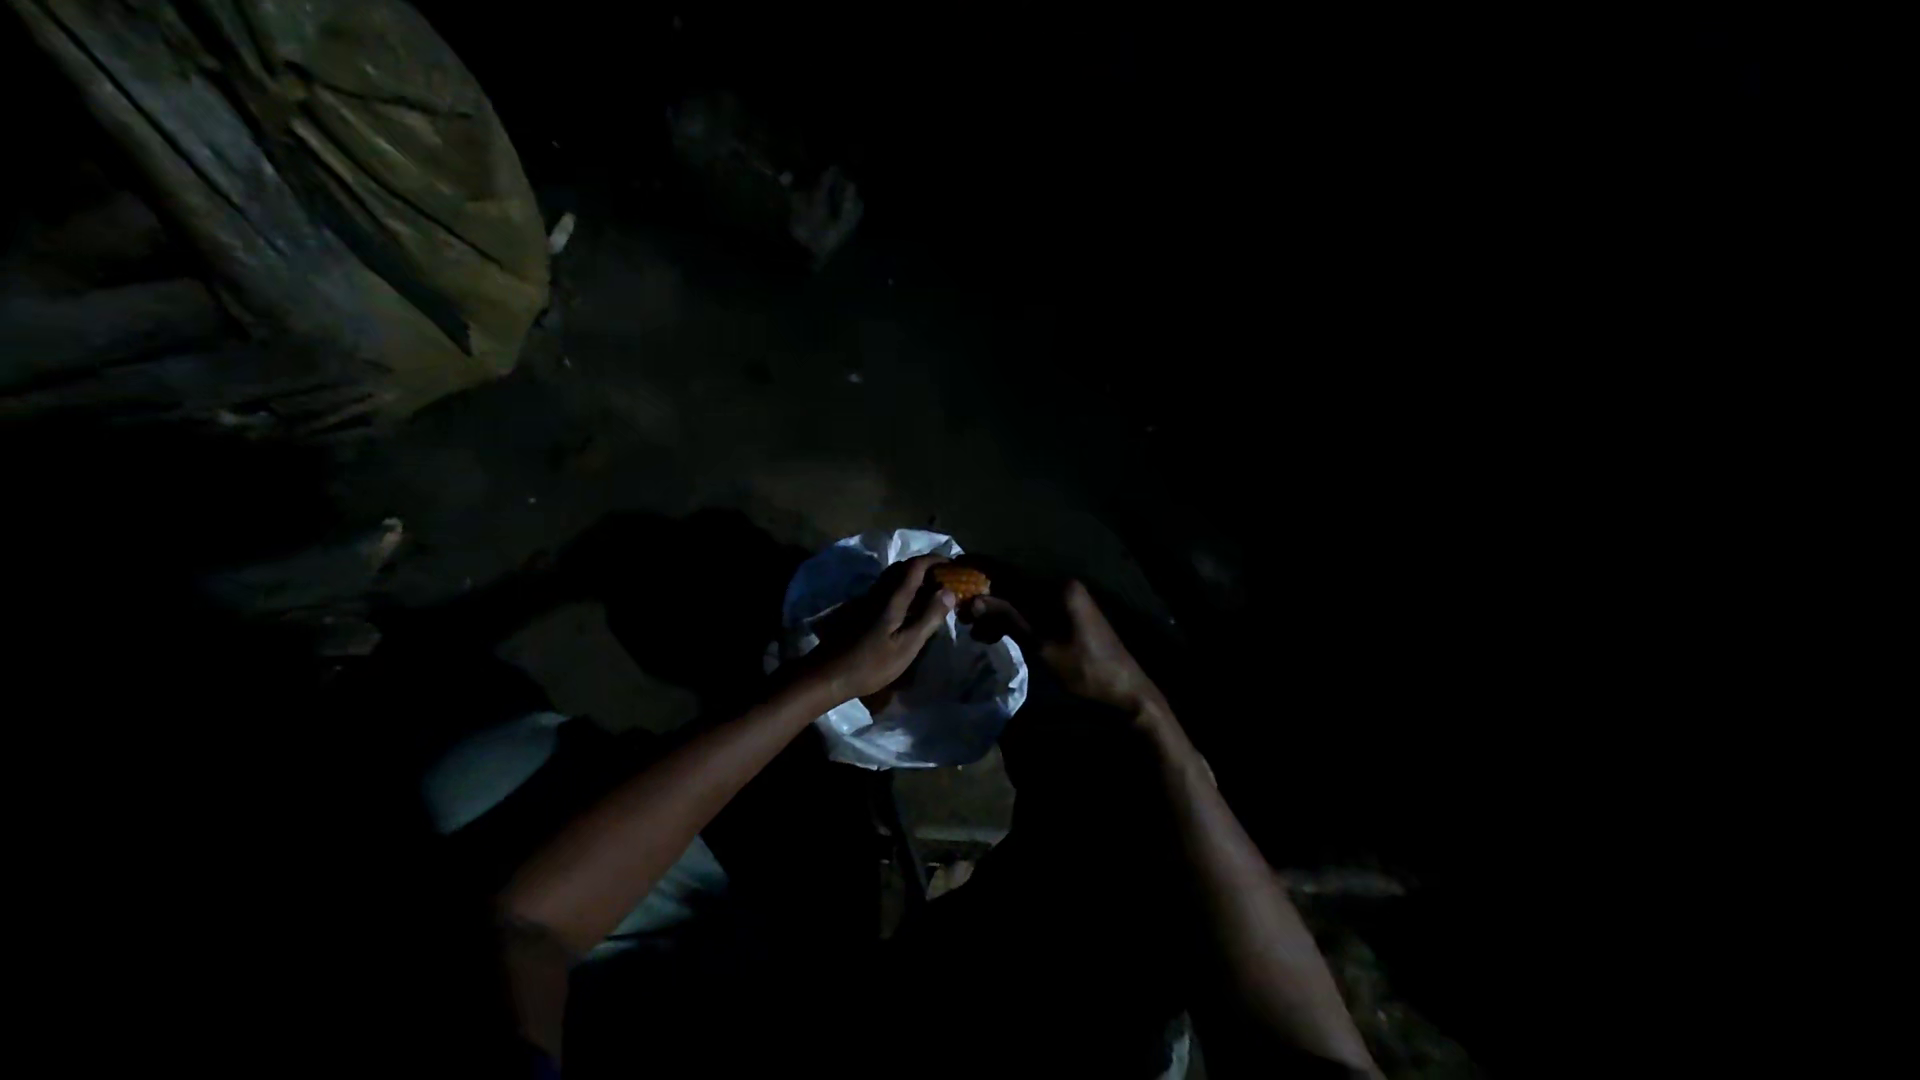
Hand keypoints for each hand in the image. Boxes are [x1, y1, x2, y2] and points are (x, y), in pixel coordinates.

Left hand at [806, 554, 956, 702]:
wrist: (828, 674)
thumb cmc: (871, 663)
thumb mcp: (907, 645)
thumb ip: (928, 617)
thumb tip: (949, 591)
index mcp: (893, 598)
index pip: (916, 566)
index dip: (935, 560)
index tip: (953, 563)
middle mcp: (879, 592)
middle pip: (902, 567)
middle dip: (925, 566)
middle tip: (944, 577)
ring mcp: (867, 601)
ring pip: (892, 578)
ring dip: (913, 578)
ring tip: (931, 591)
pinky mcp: (860, 612)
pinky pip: (886, 590)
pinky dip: (903, 590)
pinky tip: (909, 607)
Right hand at [963, 577, 1169, 723]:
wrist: (1126, 691)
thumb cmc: (1085, 670)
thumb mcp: (1041, 647)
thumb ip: (1008, 620)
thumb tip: (975, 600)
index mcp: (1059, 587)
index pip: (1011, 574)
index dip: (982, 575)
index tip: (956, 573)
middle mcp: (1063, 586)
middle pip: (1016, 587)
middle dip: (988, 601)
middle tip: (962, 616)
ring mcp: (1067, 600)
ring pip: (1023, 601)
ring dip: (1000, 615)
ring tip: (977, 634)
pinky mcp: (1069, 615)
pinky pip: (1034, 611)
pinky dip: (1016, 622)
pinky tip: (996, 635)